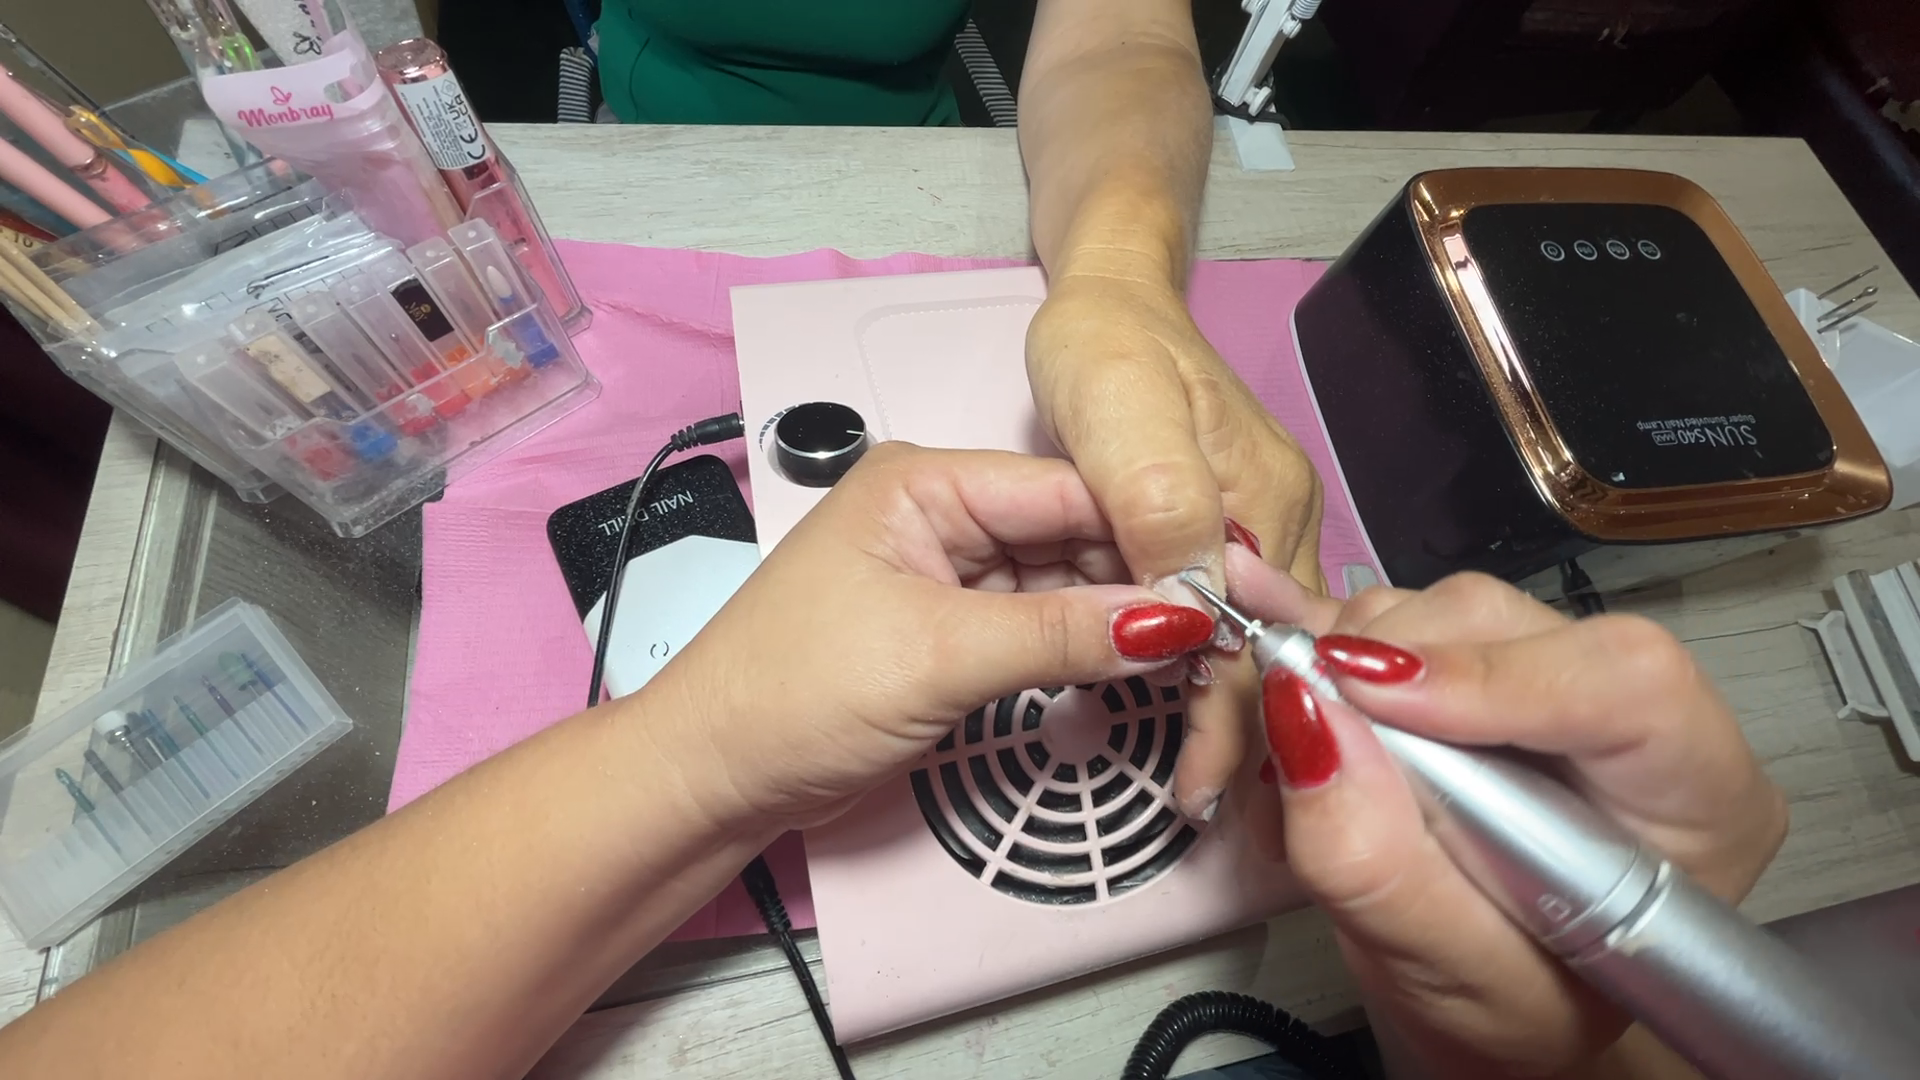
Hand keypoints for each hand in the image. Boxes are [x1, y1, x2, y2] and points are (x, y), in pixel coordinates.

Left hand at [640, 443, 1219, 832]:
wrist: (717, 774)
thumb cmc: (797, 692)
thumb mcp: (937, 655)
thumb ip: (1061, 632)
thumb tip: (1180, 617)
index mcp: (927, 481)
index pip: (1068, 491)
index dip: (1153, 536)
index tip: (1235, 579)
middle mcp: (945, 511)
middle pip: (1073, 533)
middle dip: (1146, 580)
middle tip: (1235, 623)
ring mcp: (952, 569)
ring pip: (1063, 580)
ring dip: (1123, 616)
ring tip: (1205, 648)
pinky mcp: (955, 622)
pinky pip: (1040, 621)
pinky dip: (1087, 644)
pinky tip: (1142, 662)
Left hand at [1026, 271, 1323, 817]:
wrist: (1108, 289)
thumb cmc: (1099, 340)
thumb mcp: (1112, 407)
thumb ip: (1151, 503)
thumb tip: (1193, 607)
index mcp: (1247, 490)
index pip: (1244, 620)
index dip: (1223, 702)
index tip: (1202, 781)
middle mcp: (1264, 508)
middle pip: (1252, 634)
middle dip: (1226, 718)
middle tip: (1195, 799)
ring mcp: (1239, 512)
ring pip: (1230, 624)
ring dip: (1206, 695)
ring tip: (1187, 774)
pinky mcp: (1204, 515)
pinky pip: (1203, 598)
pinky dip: (1182, 649)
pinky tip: (1162, 686)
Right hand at [1225, 556, 1787, 1077]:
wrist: (1474, 984)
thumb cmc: (1500, 998)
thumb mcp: (1446, 967)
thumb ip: (1371, 858)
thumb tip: (1302, 713)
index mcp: (1686, 792)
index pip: (1619, 681)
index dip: (1483, 674)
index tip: (1363, 692)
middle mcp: (1604, 704)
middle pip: (1491, 622)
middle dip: (1376, 662)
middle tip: (1300, 720)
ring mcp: (1518, 664)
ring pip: (1416, 608)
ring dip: (1331, 656)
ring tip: (1294, 743)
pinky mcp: (1443, 655)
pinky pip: (1364, 610)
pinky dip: (1300, 621)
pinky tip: (1263, 620)